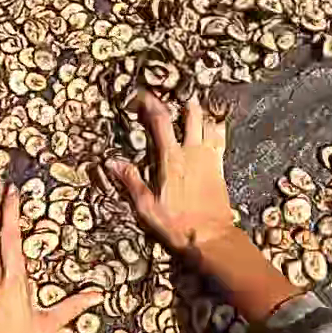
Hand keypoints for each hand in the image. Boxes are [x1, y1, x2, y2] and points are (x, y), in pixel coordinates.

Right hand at [105, 92, 237, 256]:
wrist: (212, 239)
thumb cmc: (176, 224)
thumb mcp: (146, 206)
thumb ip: (131, 181)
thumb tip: (111, 163)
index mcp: (171, 159)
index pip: (161, 122)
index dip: (153, 105)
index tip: (145, 95)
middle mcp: (192, 153)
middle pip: (191, 117)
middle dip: (184, 103)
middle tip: (178, 94)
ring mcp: (209, 160)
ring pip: (209, 126)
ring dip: (203, 114)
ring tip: (196, 104)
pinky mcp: (220, 169)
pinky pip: (220, 142)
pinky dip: (217, 130)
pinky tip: (216, 126)